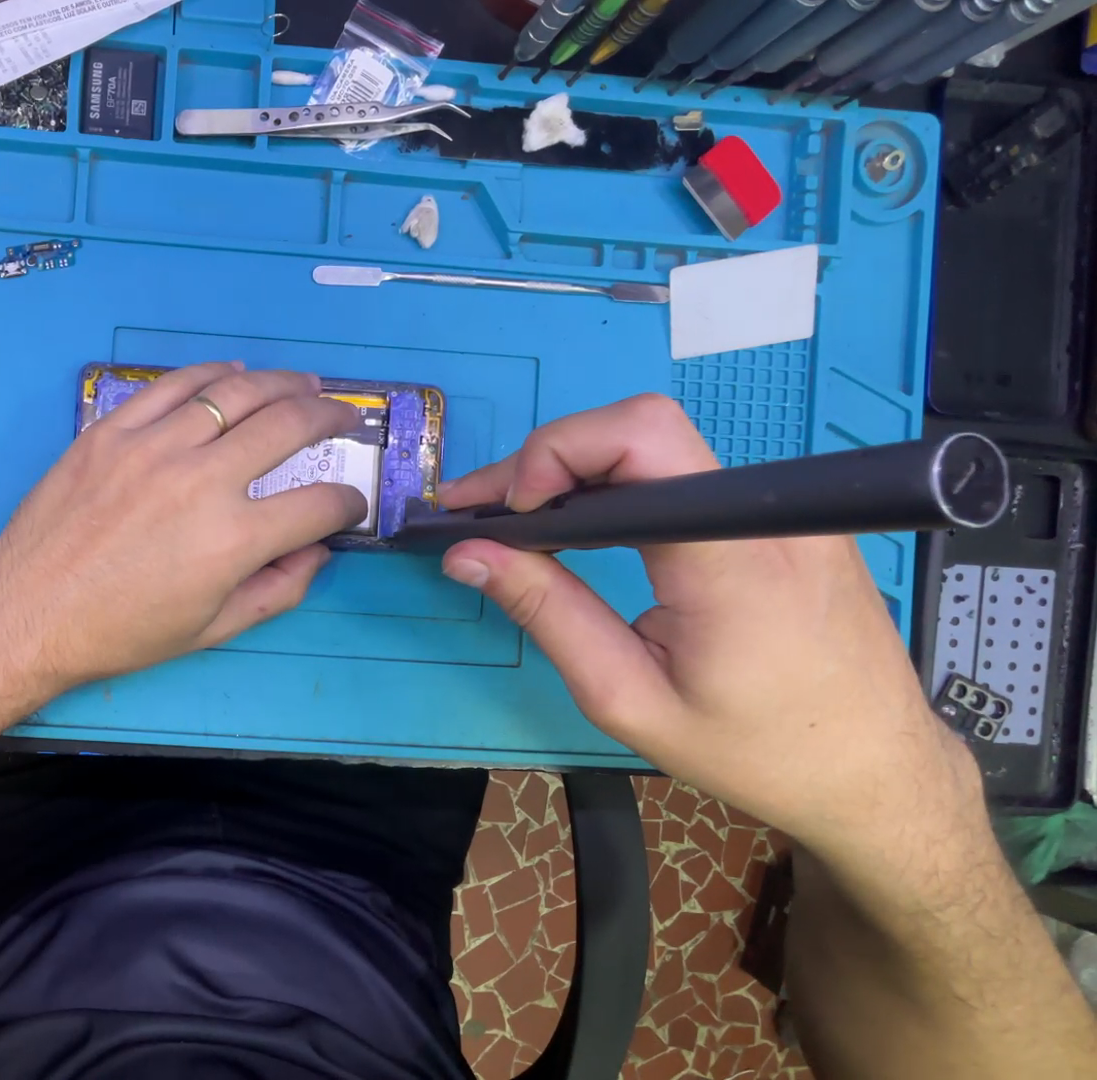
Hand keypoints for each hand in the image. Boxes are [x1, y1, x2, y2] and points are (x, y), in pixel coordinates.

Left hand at [0, 362, 365, 692]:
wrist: (29, 612)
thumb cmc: (121, 632)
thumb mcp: (211, 630)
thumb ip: (278, 590)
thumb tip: (317, 552)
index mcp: (234, 539)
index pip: (320, 504)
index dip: (348, 503)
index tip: (348, 503)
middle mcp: (202, 480)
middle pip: (290, 425)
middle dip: (332, 418)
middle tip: (345, 418)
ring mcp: (153, 446)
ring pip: (235, 391)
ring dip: (282, 383)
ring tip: (304, 385)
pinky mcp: (113, 429)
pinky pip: (173, 385)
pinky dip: (212, 373)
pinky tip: (233, 373)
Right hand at [437, 394, 978, 860]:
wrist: (876, 776)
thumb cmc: (750, 750)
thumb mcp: (623, 695)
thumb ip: (544, 612)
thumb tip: (468, 554)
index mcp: (729, 552)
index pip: (637, 436)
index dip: (555, 453)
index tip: (504, 515)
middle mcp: (762, 510)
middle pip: (633, 430)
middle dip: (541, 462)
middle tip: (476, 514)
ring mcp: (777, 509)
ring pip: (650, 449)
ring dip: (570, 475)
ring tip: (511, 522)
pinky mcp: (776, 519)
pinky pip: (675, 477)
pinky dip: (608, 491)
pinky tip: (572, 528)